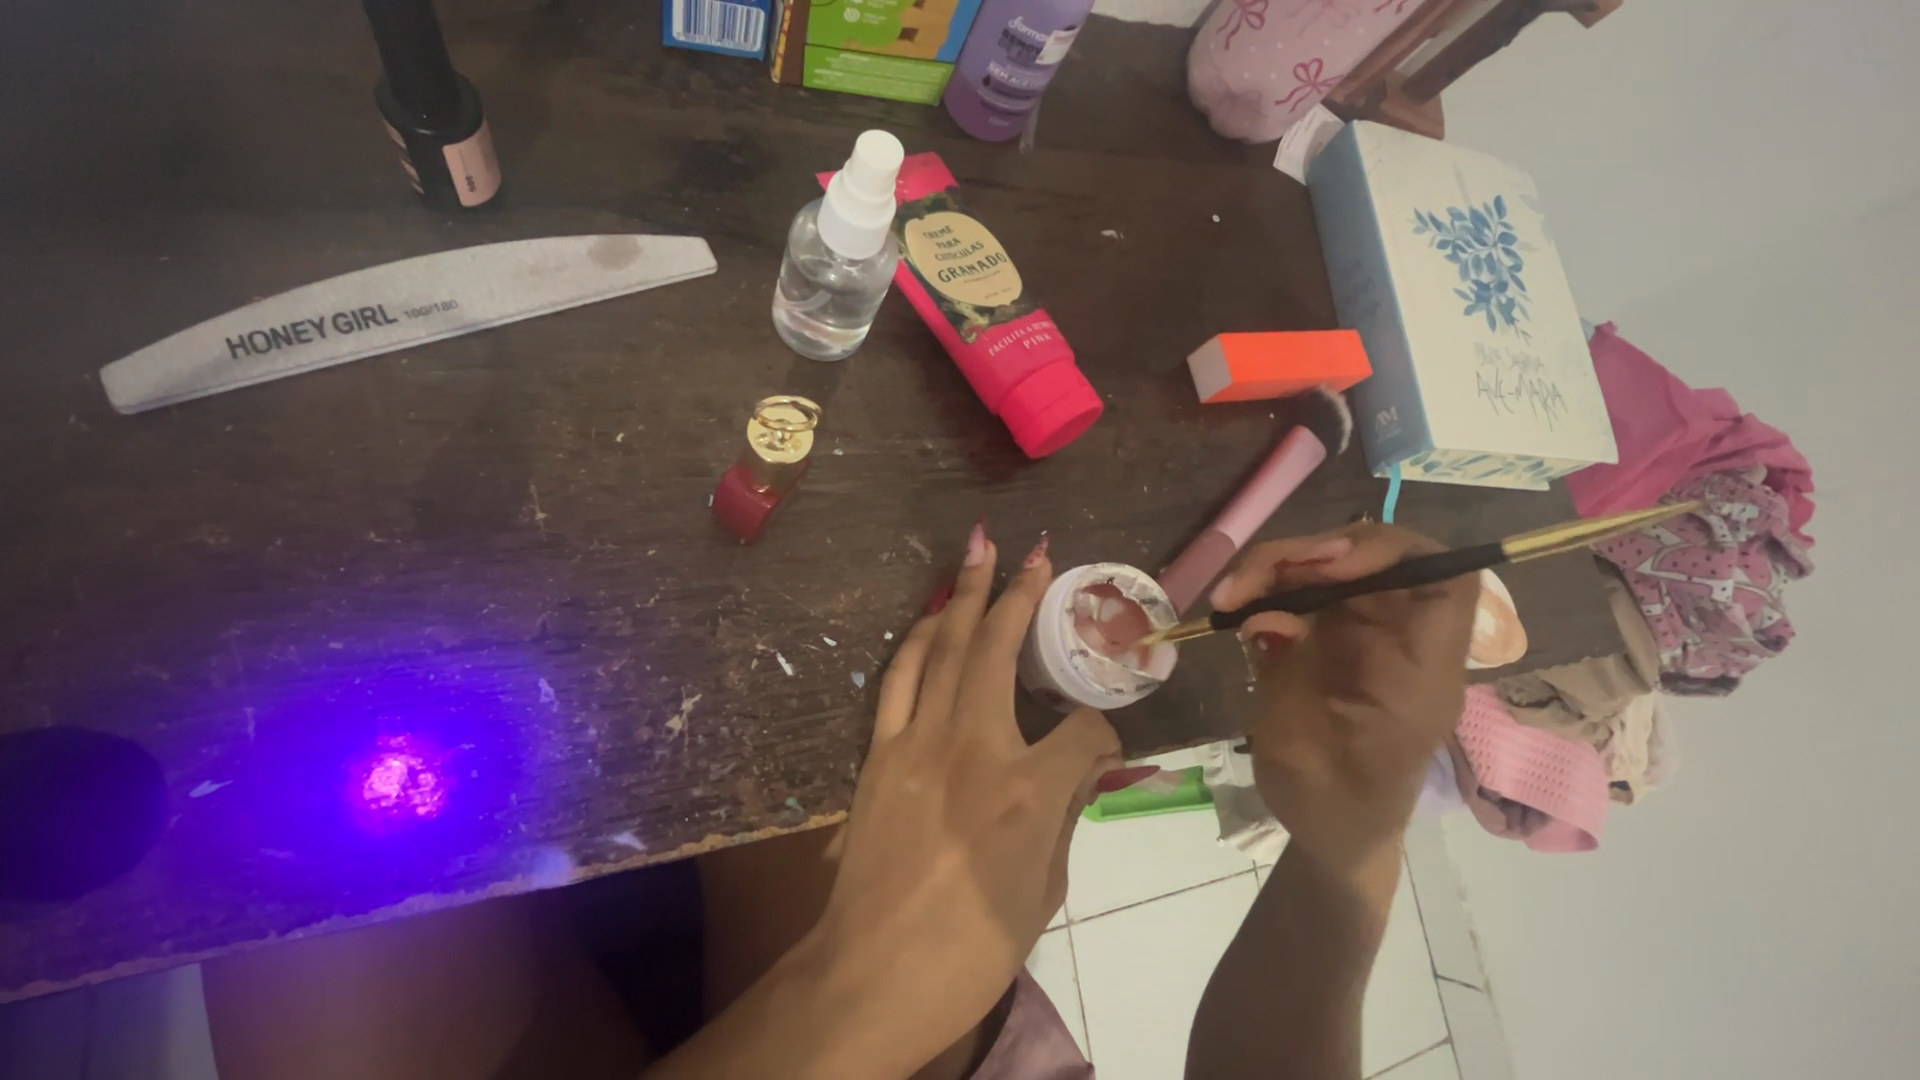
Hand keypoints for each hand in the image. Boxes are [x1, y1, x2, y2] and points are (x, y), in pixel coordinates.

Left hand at [811, 522, 1121, 1071]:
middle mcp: (973, 748)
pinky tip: (934, 620)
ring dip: (963, 598)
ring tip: (977, 556)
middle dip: (1017, 593)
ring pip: (944, 650)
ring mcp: (918, 743)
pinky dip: (919, 642)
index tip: (1102, 739)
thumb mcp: (1046, 887)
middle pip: (999, 650)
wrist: (875, 972)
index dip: (1103, 729)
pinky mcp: (880, 753)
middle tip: (1031, 550)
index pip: (1086, 731)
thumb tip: (1082, 764)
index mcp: (1029, 790)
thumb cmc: (974, 945)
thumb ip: (1067, 811)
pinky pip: (901, 680)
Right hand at [1209, 523, 1476, 873]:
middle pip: (1372, 562)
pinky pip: (1308, 595)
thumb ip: (1286, 672)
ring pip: (1332, 571)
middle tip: (1245, 579)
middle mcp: (1401, 642)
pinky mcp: (1336, 641)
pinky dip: (1270, 591)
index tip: (1322, 565)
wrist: (1333, 836)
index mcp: (1419, 670)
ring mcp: (1368, 638)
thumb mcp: (1299, 742)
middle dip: (1305, 555)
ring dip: (1278, 570)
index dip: (1386, 553)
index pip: (1440, 580)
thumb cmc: (1329, 804)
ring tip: (1229, 594)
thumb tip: (1266, 617)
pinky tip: (1238, 609)